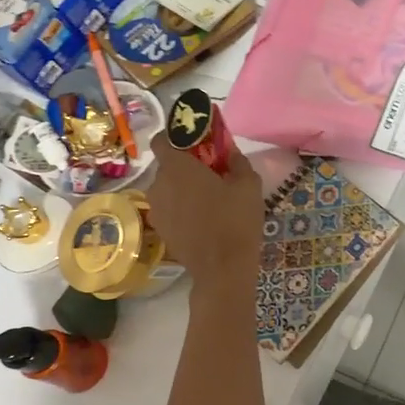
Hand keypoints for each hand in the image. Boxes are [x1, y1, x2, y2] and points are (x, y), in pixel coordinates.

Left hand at [145, 135, 264, 294]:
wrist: (222, 268)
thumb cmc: (235, 219)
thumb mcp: (248, 184)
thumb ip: (236, 161)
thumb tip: (229, 151)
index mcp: (178, 168)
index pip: (160, 140)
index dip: (175, 136)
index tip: (196, 140)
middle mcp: (159, 185)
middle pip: (167, 165)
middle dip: (185, 163)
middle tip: (211, 169)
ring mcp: (157, 209)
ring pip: (167, 187)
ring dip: (182, 185)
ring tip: (208, 195)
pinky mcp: (160, 229)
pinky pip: (168, 206)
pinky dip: (181, 205)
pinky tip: (202, 216)